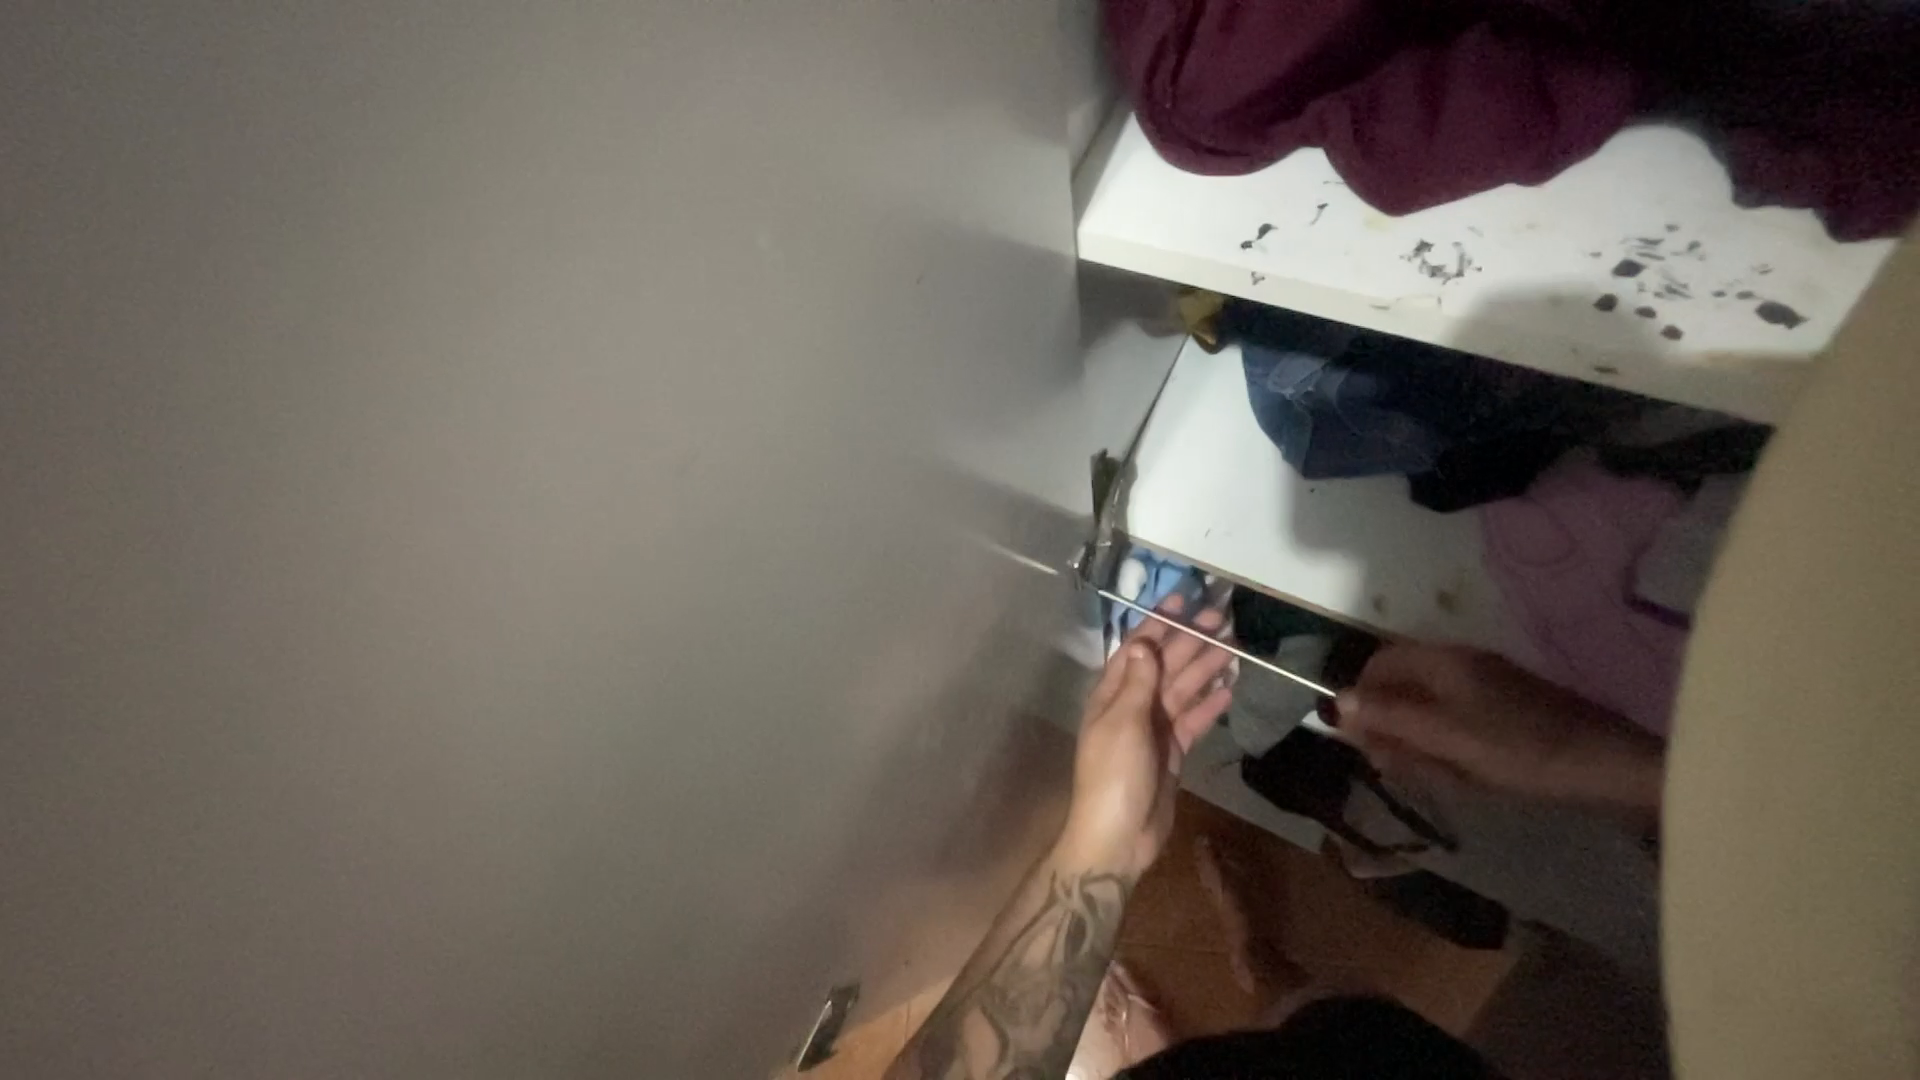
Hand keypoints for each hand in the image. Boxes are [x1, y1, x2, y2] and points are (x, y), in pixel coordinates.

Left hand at [1057, 596, 1234, 877]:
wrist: (1119, 836)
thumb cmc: (1113, 775)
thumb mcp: (1123, 724)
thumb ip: (1138, 684)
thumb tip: (1142, 643)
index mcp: (1112, 694)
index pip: (1137, 649)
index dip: (1158, 623)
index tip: (1182, 598)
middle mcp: (1132, 705)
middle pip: (1165, 665)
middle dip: (1190, 640)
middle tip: (1221, 617)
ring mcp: (1154, 729)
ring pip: (1183, 689)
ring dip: (1206, 667)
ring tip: (1235, 645)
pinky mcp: (1173, 751)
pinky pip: (1194, 720)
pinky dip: (1210, 705)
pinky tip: (1230, 688)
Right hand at [1335, 643, 1663, 813]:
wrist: (1615, 769)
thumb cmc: (1519, 749)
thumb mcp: (1444, 735)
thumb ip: (1388, 716)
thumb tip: (1336, 701)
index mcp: (1445, 661)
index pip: (1380, 663)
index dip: (1359, 695)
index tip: (1355, 735)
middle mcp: (1464, 665)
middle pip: (1403, 686)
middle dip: (1388, 723)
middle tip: (1386, 764)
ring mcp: (1492, 688)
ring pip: (1430, 707)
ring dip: (1415, 739)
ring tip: (1420, 774)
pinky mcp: (1514, 713)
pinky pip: (1459, 721)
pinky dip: (1445, 744)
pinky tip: (1455, 773)